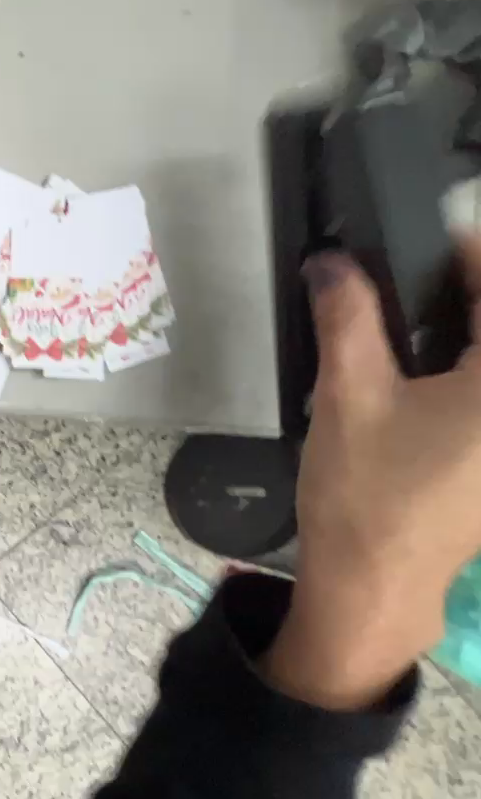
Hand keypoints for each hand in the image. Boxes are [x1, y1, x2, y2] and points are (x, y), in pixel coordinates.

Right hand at [264, 238, 480, 709]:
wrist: (381, 568)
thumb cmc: (369, 482)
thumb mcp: (349, 395)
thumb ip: (347, 322)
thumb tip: (331, 263)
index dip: (468, 251)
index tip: (428, 229)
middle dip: (462, 294)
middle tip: (409, 278)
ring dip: (463, 330)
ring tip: (413, 322)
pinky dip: (464, 363)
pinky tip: (427, 369)